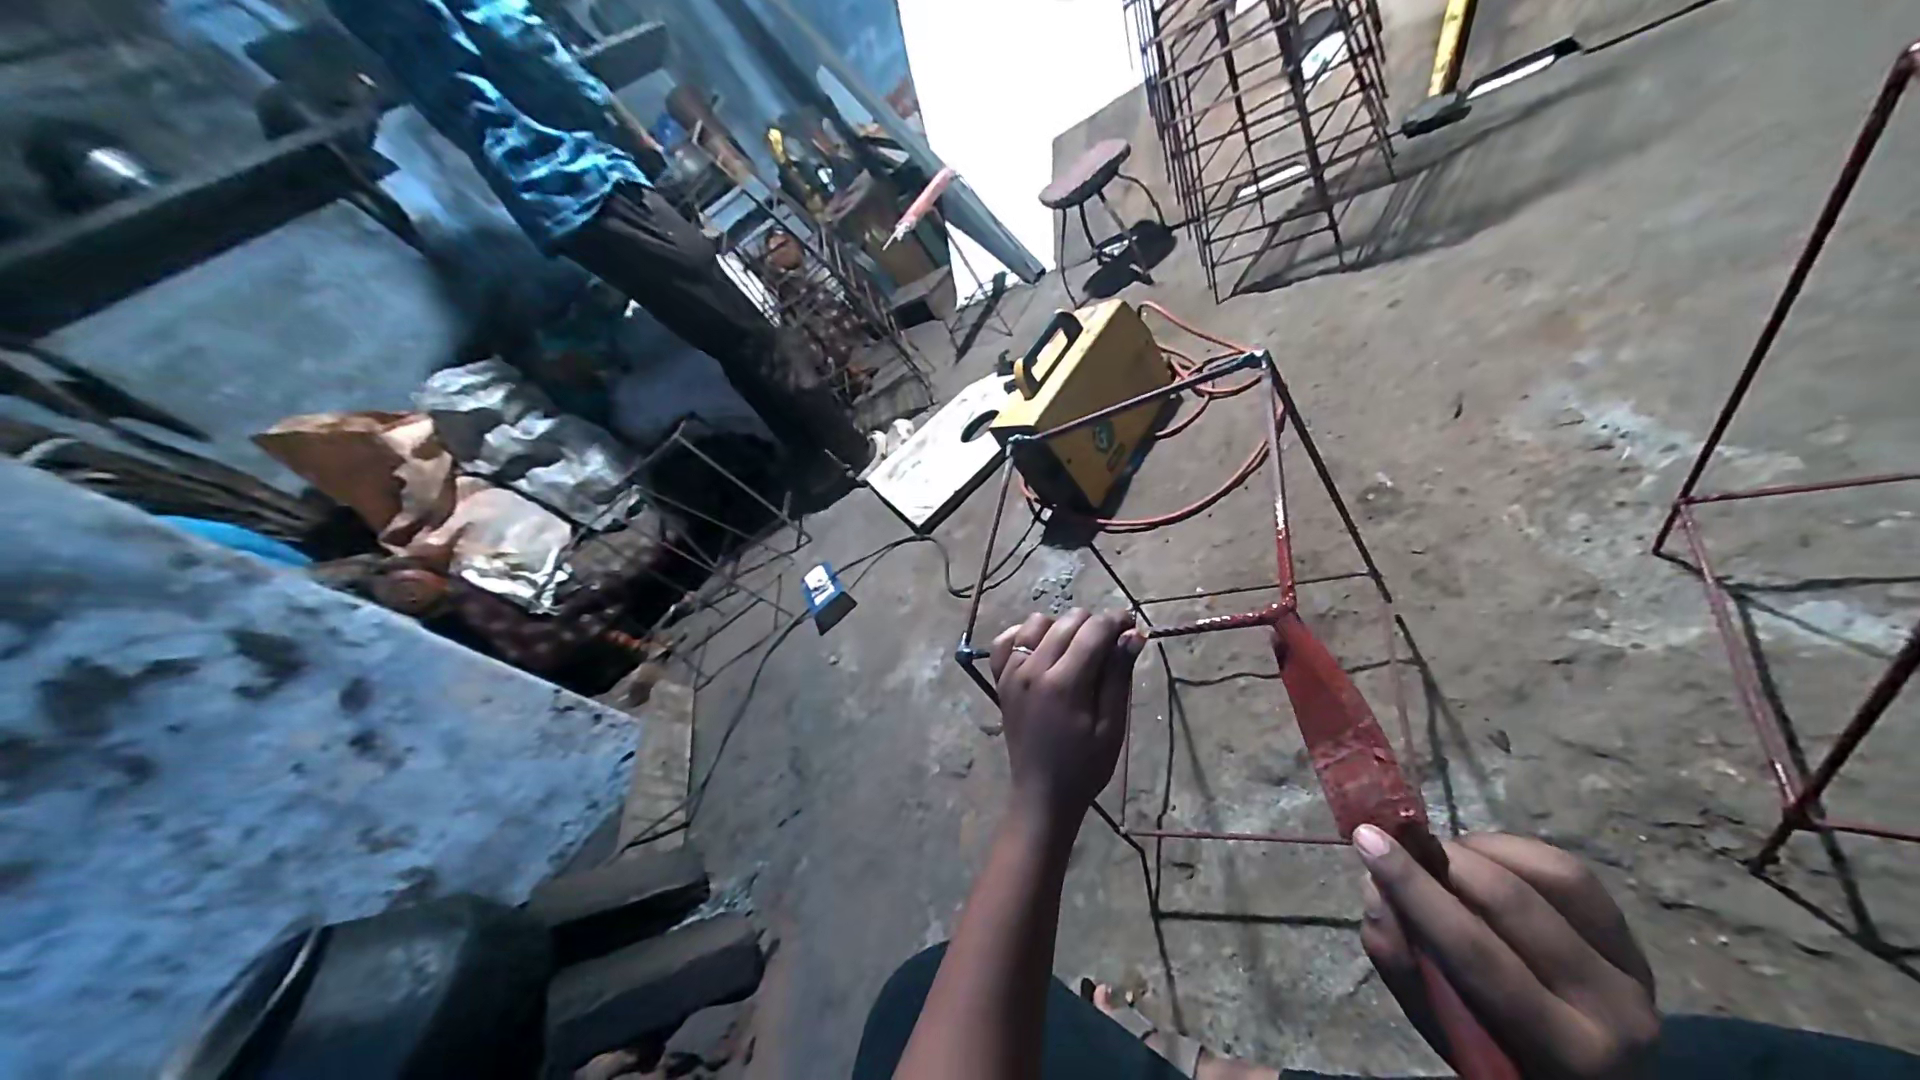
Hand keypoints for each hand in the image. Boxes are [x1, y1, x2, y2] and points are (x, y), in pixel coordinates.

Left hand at [989, 609, 1144, 824]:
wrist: (1042, 793)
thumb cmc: (1085, 765)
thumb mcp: (1112, 726)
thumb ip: (1118, 676)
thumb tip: (1133, 635)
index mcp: (1064, 683)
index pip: (1094, 630)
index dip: (1117, 621)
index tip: (1131, 627)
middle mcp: (1033, 669)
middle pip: (1068, 621)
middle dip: (1094, 625)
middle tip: (1109, 647)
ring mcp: (1011, 672)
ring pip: (1037, 622)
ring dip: (1061, 627)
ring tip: (1076, 650)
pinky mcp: (1000, 679)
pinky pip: (1007, 640)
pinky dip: (1025, 635)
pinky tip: (1042, 649)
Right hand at [1354, 827, 1659, 1079]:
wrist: (1586, 1076)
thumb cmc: (1497, 1052)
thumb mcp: (1442, 1026)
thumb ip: (1402, 960)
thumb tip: (1375, 887)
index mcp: (1560, 1048)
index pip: (1475, 951)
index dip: (1415, 888)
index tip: (1367, 839)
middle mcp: (1613, 1010)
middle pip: (1511, 904)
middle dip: (1440, 859)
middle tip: (1396, 842)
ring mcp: (1636, 971)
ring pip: (1551, 876)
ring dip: (1478, 849)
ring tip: (1439, 854)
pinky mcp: (1636, 940)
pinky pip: (1570, 872)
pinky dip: (1512, 849)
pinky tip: (1479, 856)